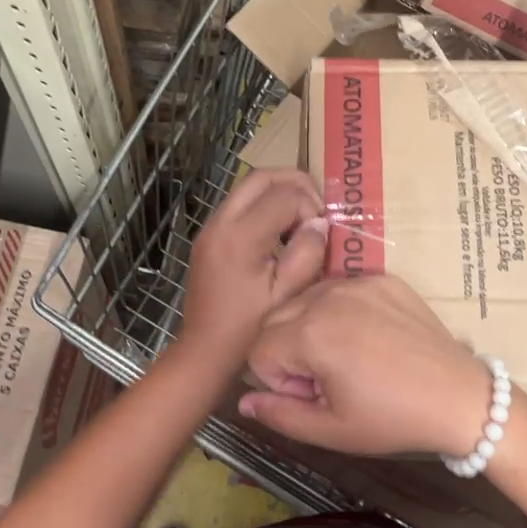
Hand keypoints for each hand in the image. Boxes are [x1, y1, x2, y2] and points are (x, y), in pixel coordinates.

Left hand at [178, 169, 329, 359]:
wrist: (205, 350)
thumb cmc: (248, 330)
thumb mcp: (287, 295)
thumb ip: (307, 253)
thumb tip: (318, 223)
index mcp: (240, 237)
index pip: (283, 196)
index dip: (310, 207)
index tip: (321, 232)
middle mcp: (219, 223)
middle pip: (260, 177)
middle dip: (295, 183)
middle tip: (318, 207)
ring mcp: (209, 228)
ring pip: (247, 187)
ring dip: (278, 193)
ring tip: (302, 218)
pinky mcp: (207, 236)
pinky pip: (238, 204)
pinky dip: (262, 205)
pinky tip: (280, 232)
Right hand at [238, 275, 492, 457]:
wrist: (462, 398)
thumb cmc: (393, 419)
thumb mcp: (332, 430)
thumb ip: (279, 414)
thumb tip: (243, 402)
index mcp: (310, 334)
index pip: (258, 351)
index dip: (279, 381)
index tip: (314, 395)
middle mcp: (326, 297)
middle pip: (275, 319)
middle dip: (288, 351)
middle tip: (328, 380)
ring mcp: (356, 282)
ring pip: (304, 300)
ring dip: (311, 328)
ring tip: (347, 358)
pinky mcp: (381, 278)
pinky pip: (339, 289)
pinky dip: (341, 311)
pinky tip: (369, 339)